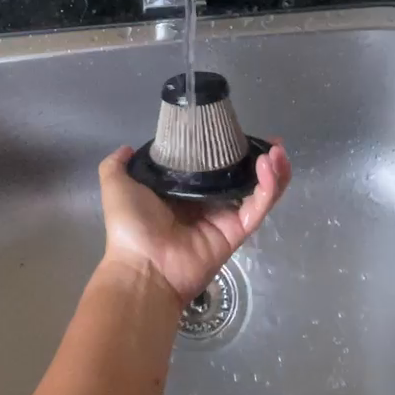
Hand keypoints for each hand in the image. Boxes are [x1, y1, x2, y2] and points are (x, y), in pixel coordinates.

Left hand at [96, 141, 291, 302]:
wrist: (142, 265)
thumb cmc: (130, 226)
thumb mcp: (117, 184)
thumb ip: (117, 164)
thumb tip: (126, 146)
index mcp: (184, 190)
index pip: (213, 163)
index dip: (228, 147)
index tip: (238, 128)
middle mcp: (207, 201)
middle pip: (242, 175)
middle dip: (259, 157)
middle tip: (271, 141)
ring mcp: (225, 217)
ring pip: (257, 189)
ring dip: (272, 169)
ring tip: (277, 150)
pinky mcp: (237, 231)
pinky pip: (258, 206)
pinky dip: (269, 186)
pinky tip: (270, 166)